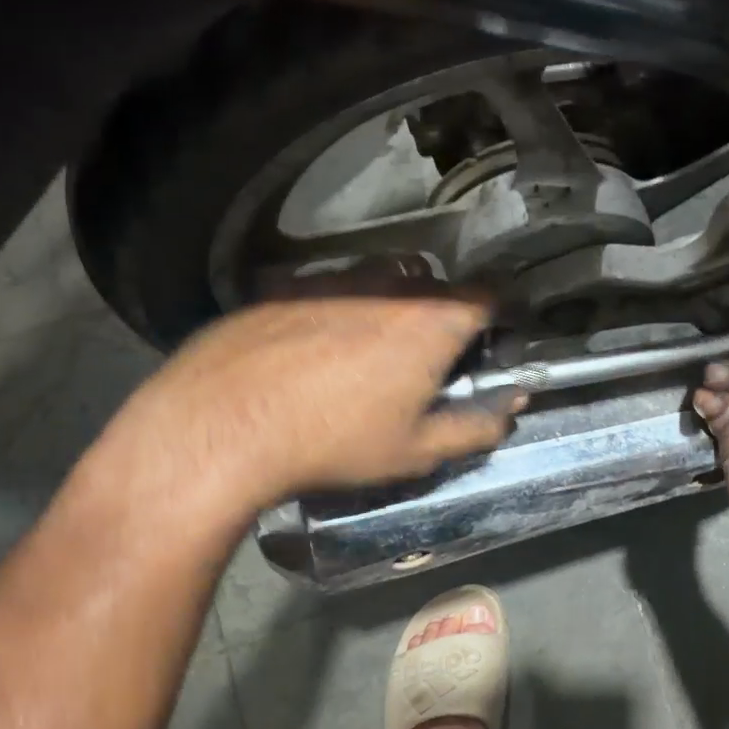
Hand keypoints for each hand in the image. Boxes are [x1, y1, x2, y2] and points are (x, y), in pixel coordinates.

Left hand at [103, 295, 521, 512]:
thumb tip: (513, 406)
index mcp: (432, 320)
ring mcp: (333, 278)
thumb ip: (477, 426)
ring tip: (374, 352)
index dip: (502, 317)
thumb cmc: (332, 443)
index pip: (492, 294)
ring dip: (395, 306)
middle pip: (439, 284)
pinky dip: (343, 308)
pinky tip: (318, 349)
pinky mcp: (285, 284)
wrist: (215, 429)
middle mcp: (389, 284)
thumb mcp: (416, 450)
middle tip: (433, 359)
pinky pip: (334, 287)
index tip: (494, 343)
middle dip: (447, 314)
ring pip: (385, 280)